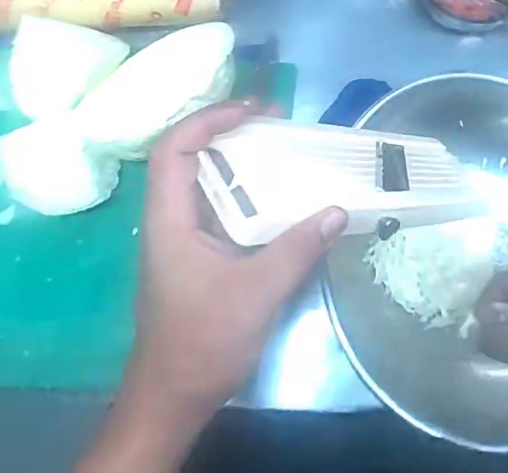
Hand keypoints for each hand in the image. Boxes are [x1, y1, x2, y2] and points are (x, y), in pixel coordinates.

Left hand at [80, 100, 345, 472]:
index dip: (208, 119)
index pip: (175, 147)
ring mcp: (181, 231)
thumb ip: (297, 249)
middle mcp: (170, 215)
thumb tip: (338, 209)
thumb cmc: (203, 341)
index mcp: (170, 217)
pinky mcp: (195, 247)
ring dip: (234, 153)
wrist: (173, 396)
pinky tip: (271, 187)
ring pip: (202, 175)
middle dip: (225, 126)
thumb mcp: (257, 293)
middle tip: (271, 116)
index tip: (251, 111)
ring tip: (275, 139)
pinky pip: (216, 199)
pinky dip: (240, 183)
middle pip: (187, 152)